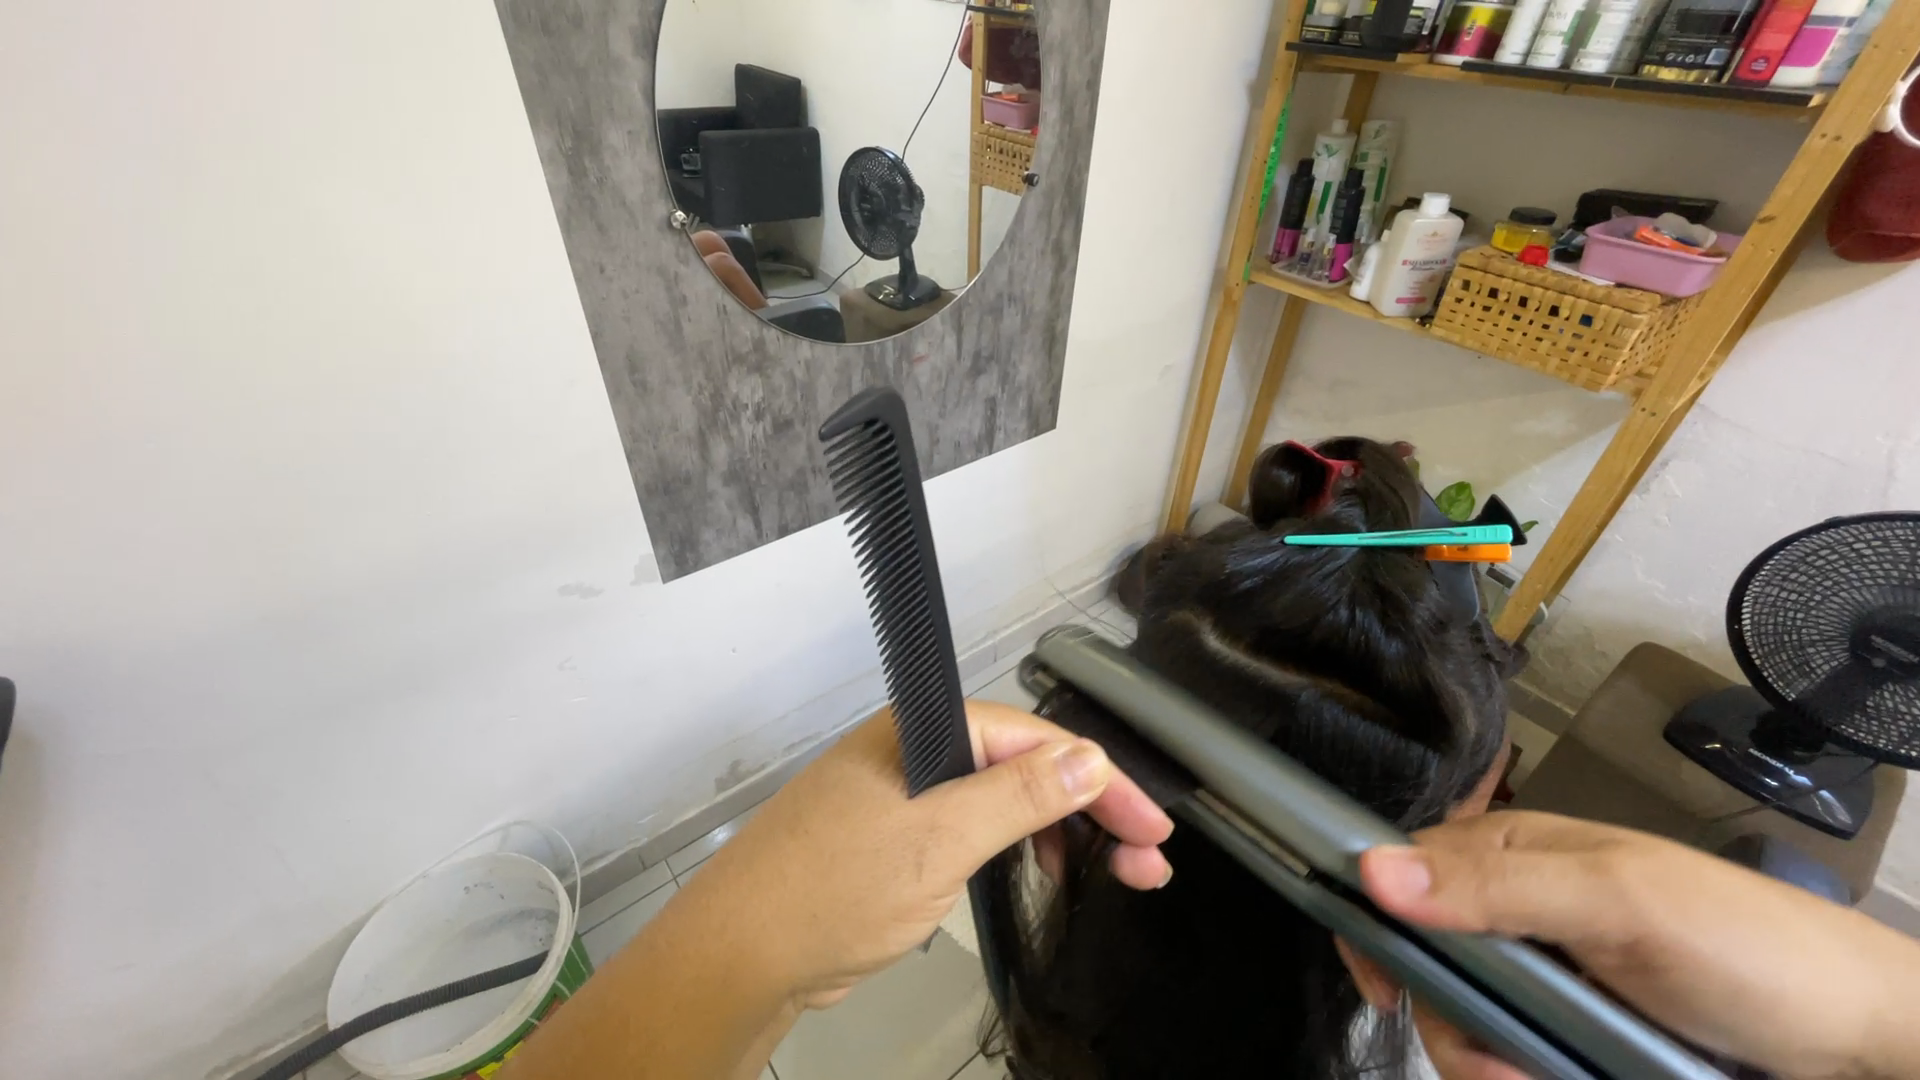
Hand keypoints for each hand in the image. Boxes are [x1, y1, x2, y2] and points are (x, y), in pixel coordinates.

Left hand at [681, 701, 1174, 1009]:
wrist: (737, 953)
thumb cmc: (836, 888)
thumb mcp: (941, 840)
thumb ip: (1020, 795)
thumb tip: (1092, 756)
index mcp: (927, 729)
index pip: (1037, 738)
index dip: (1101, 781)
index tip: (1153, 830)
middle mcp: (920, 747)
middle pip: (1024, 764)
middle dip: (1088, 809)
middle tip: (1144, 864)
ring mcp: (908, 789)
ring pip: (1002, 797)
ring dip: (1057, 830)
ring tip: (1104, 875)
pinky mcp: (899, 831)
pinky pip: (973, 825)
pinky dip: (1013, 845)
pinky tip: (1038, 870)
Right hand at [1344, 811, 1919, 1079]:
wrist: (1873, 1045)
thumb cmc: (1743, 947)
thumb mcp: (1615, 904)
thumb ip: (1494, 887)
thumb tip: (1368, 870)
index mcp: (1505, 851)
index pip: (1399, 868)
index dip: (1373, 918)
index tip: (1382, 985)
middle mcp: (1508, 905)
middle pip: (1423, 950)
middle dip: (1443, 1014)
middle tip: (1487, 1067)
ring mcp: (1539, 969)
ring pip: (1461, 1007)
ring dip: (1479, 1057)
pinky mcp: (1567, 1024)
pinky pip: (1507, 1045)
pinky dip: (1510, 1071)